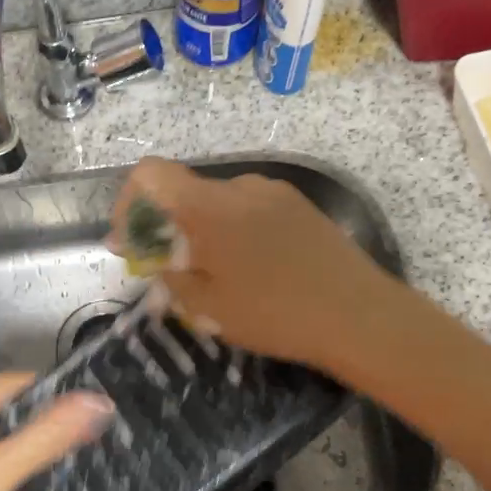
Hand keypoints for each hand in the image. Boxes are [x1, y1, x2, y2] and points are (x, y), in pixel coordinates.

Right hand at [110, 157, 395, 371]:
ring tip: (214, 275)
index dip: (129, 204)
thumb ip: (168, 273)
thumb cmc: (274, 314)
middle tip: (168, 269)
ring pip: (217, 202)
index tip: (133, 243)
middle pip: (184, 190)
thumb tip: (148, 254)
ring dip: (201, 230)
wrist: (360, 316)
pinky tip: (251, 270)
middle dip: (166, 225)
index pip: (150, 175)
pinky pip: (248, 209)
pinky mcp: (299, 205)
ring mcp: (273, 192)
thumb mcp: (206, 306)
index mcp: (209, 206)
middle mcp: (239, 186)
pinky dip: (232, 231)